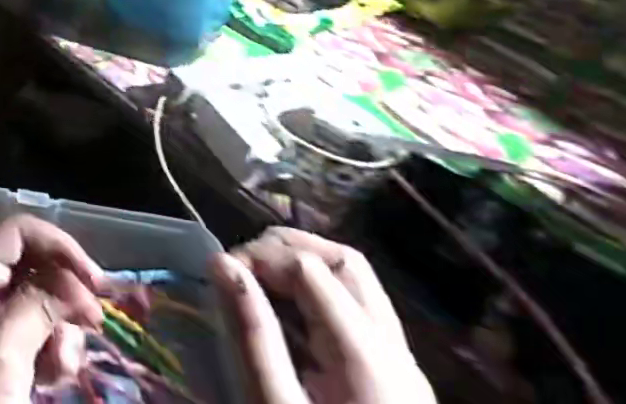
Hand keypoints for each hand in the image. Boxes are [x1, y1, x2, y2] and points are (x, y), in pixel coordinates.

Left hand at [0, 215, 105, 403]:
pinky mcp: (8, 355)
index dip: (59, 245)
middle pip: (39, 267)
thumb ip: (40, 305)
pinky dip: (56, 355)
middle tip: (90, 328)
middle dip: (67, 297)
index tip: (96, 282)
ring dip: (64, 334)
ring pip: (48, 305)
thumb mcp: (3, 347)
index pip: (19, 231)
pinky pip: (44, 338)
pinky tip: (53, 380)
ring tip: (59, 370)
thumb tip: (78, 281)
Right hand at [212, 228, 434, 403]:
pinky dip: (318, 292)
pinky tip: (287, 316)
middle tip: (242, 269)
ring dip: (303, 265)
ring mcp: (403, 363)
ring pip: (356, 279)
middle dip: (285, 248)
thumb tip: (222, 261)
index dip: (259, 257)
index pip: (308, 266)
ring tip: (259, 284)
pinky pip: (359, 308)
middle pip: (344, 261)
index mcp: (366, 356)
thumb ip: (253, 331)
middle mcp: (394, 349)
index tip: (222, 278)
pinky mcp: (399, 377)